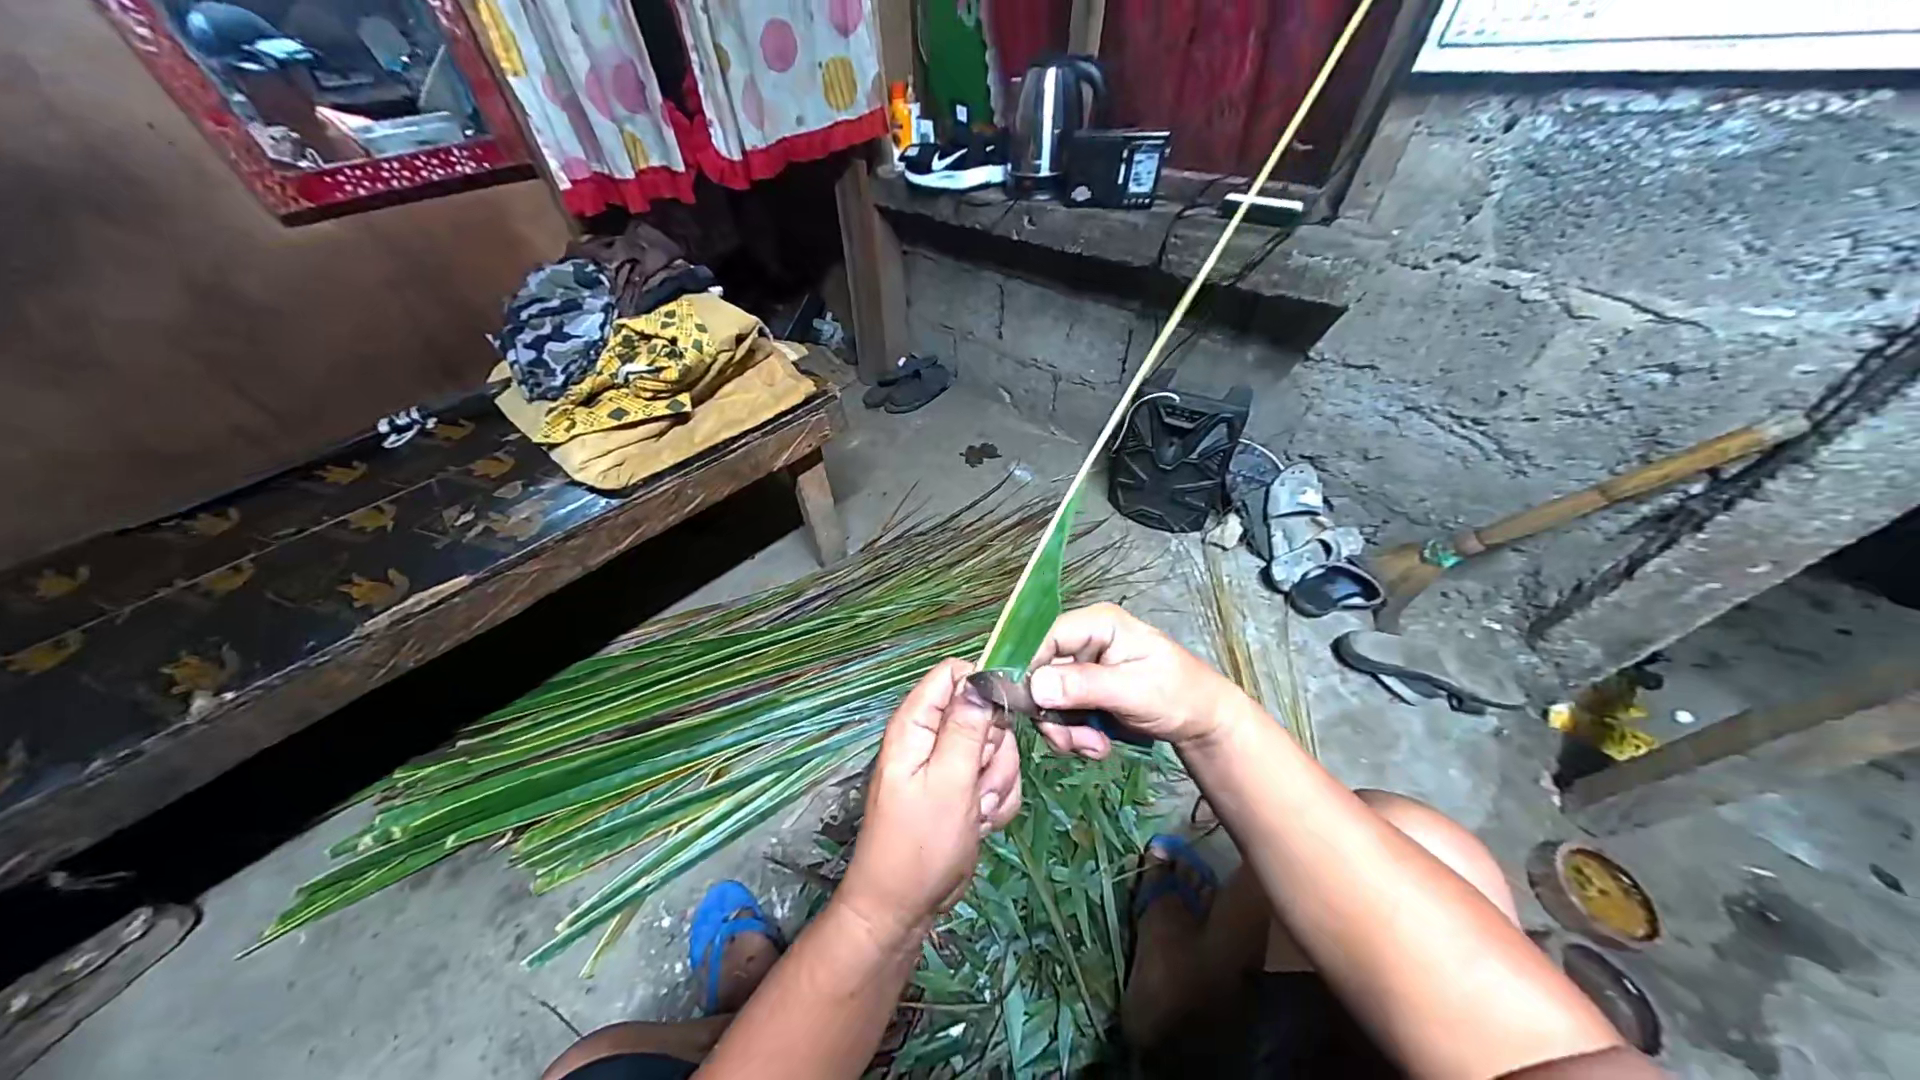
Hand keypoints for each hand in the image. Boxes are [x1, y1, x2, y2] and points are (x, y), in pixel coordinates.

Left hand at [836, 660, 1021, 941]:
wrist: (905, 905)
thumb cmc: (919, 845)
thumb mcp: (948, 782)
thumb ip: (966, 728)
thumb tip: (982, 678)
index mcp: (916, 725)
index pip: (953, 674)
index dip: (982, 687)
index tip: (1001, 718)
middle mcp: (931, 737)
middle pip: (983, 712)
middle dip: (993, 749)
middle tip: (979, 781)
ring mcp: (949, 763)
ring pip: (997, 747)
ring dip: (997, 780)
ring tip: (976, 809)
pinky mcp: (965, 787)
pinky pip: (998, 776)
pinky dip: (997, 799)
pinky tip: (980, 821)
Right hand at [1028, 603, 1248, 758]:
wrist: (1203, 721)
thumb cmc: (1178, 694)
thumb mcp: (1133, 690)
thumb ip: (1084, 686)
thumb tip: (1036, 685)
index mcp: (1097, 624)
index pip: (1045, 637)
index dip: (1029, 669)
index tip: (1028, 705)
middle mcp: (1083, 640)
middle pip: (1040, 671)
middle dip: (1053, 712)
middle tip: (1074, 741)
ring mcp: (1081, 667)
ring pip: (1046, 697)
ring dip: (1065, 729)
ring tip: (1095, 745)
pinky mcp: (1082, 691)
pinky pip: (1060, 712)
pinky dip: (1073, 733)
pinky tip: (1097, 743)